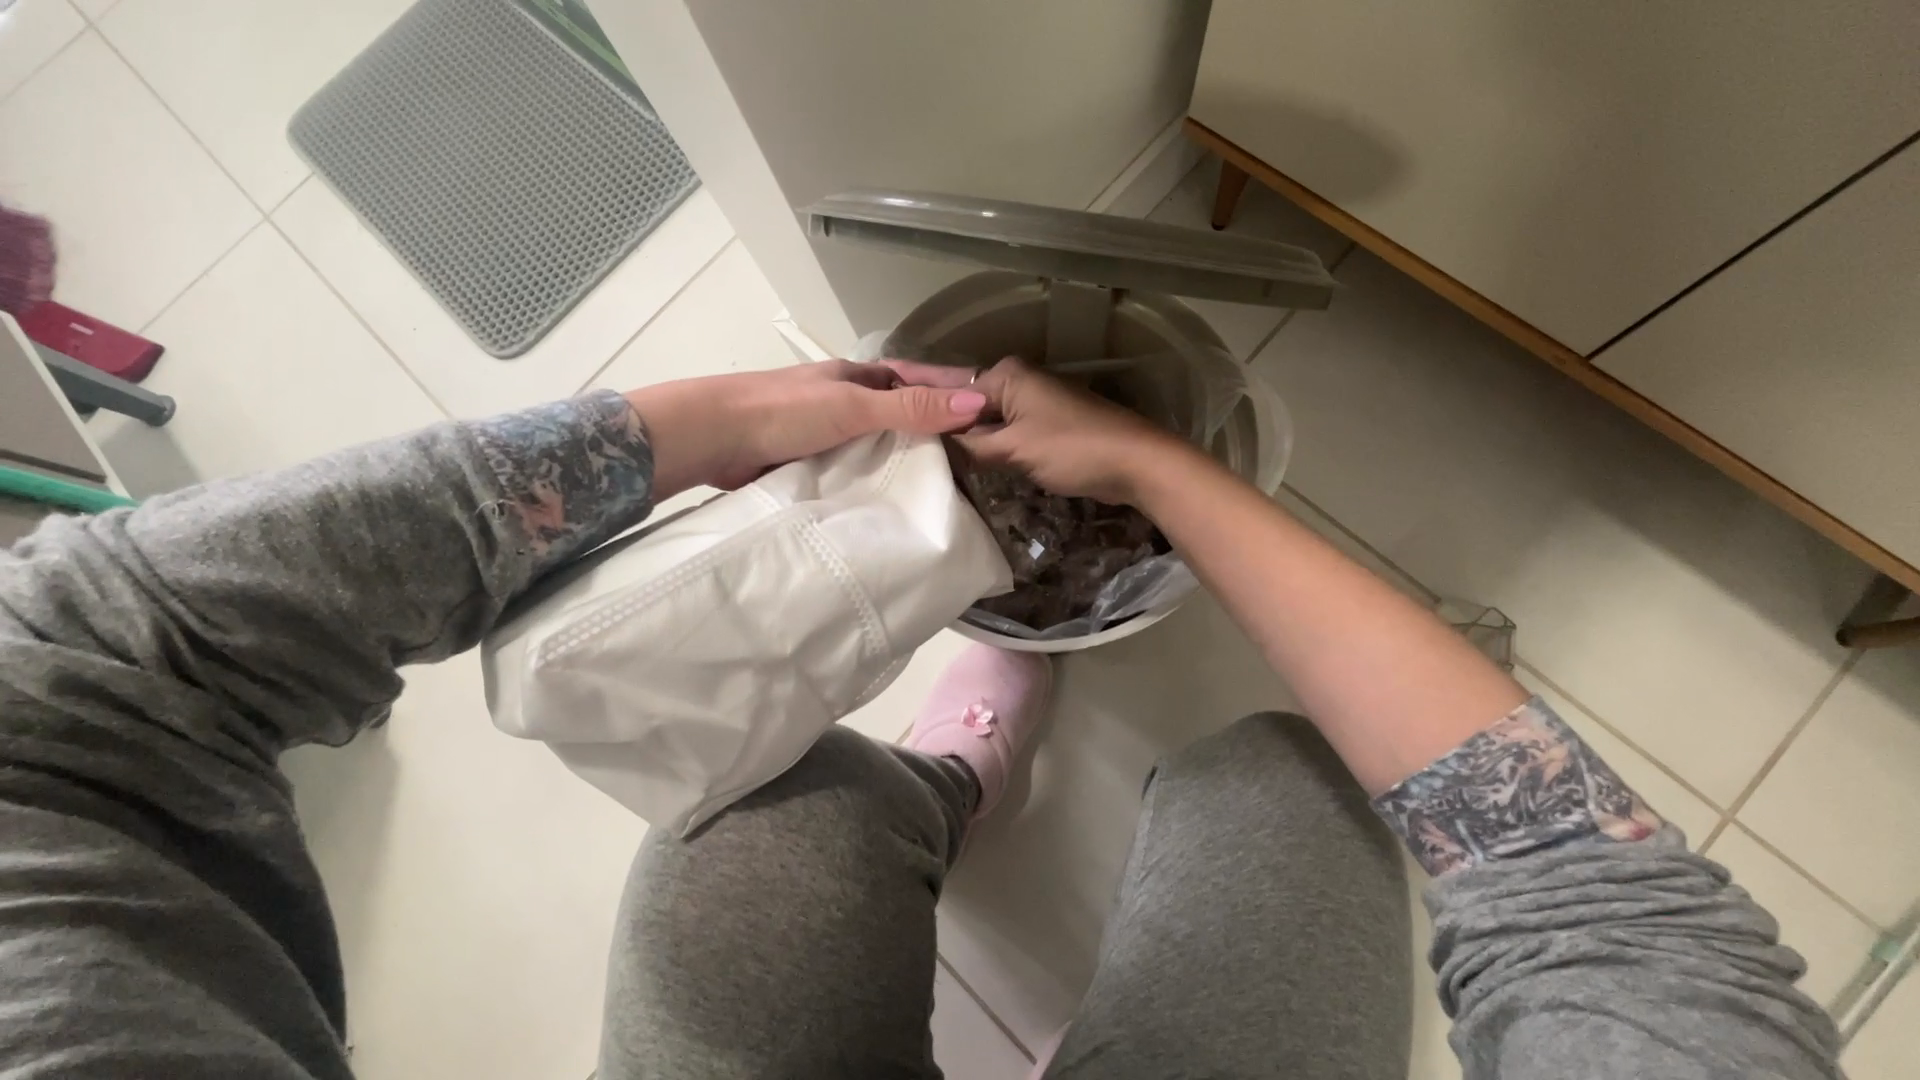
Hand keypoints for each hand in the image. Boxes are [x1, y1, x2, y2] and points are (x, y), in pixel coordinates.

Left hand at [623, 361, 987, 499]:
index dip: (954, 391)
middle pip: (902, 414)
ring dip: (906, 460)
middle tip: (980, 460)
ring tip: (948, 488)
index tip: (993, 410)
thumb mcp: (855, 406)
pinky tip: (895, 501)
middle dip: (935, 431)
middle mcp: (846, 400)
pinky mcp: (811, 463)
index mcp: (858, 376)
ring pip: (879, 445)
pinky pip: (856, 470)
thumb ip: (912, 407)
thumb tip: (977, 402)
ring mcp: (827, 433)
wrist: (711, 438)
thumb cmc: (783, 411)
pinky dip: (876, 481)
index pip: (919, 379)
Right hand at [891, 356, 1204, 505]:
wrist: (1137, 464)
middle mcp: (1017, 381)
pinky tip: (964, 461)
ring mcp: (1033, 403)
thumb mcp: (1013, 449)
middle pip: (964, 401)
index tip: (883, 400)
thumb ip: (971, 444)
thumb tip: (936, 438)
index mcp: (1005, 376)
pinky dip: (986, 446)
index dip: (917, 396)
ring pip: (984, 419)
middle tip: (895, 436)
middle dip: (937, 418)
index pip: (947, 386)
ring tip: (918, 449)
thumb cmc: (1073, 449)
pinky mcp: (1045, 427)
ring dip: (962, 436)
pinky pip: (1004, 433)